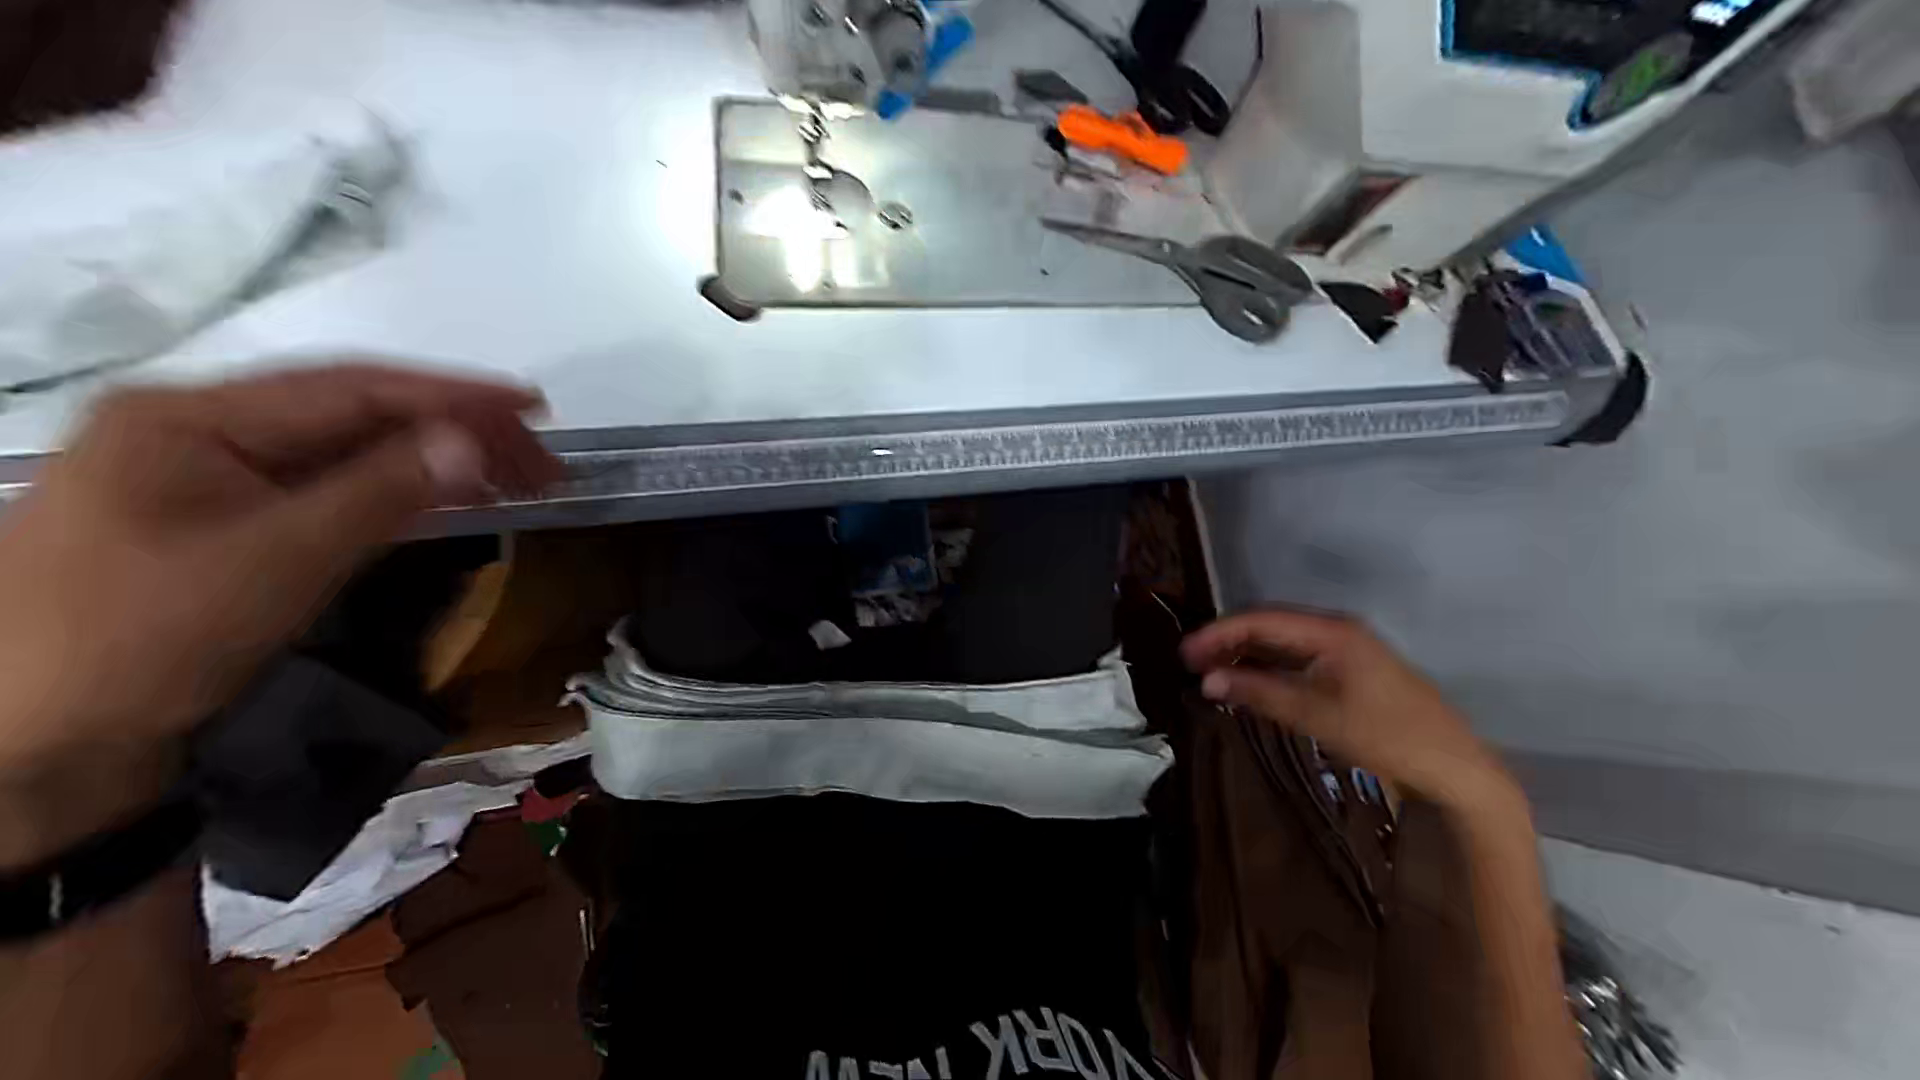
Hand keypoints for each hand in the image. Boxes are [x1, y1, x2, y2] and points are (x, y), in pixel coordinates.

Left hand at [0, 364, 559, 863]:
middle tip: (544, 462)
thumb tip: (477, 441)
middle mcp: (207, 428)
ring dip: (443, 461)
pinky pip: (341, 486)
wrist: (35, 741)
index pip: (355, 388)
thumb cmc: (144, 638)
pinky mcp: (239, 517)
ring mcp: (221, 473)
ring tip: (521, 479)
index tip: (538, 408)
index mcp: (194, 415)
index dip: (456, 395)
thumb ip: (384, 491)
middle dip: (461, 432)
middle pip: (362, 414)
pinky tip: (455, 498)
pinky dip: (408, 490)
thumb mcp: (280, 559)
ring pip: (358, 450)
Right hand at [1181, 608, 1511, 810]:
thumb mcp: (1316, 716)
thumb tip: (1206, 681)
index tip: (1185, 652)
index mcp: (1331, 631)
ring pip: (1281, 641)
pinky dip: (1267, 667)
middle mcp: (1336, 630)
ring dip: (1245, 654)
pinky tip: (1248, 681)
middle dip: (1228, 641)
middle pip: (1269, 625)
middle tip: (1192, 662)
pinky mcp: (1349, 668)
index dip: (1218, 633)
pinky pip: (1296, 657)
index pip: (1261, 620)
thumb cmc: (1386, 737)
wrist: (1454, 768)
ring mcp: (1345, 648)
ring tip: (1211, 672)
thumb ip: (1258, 693)